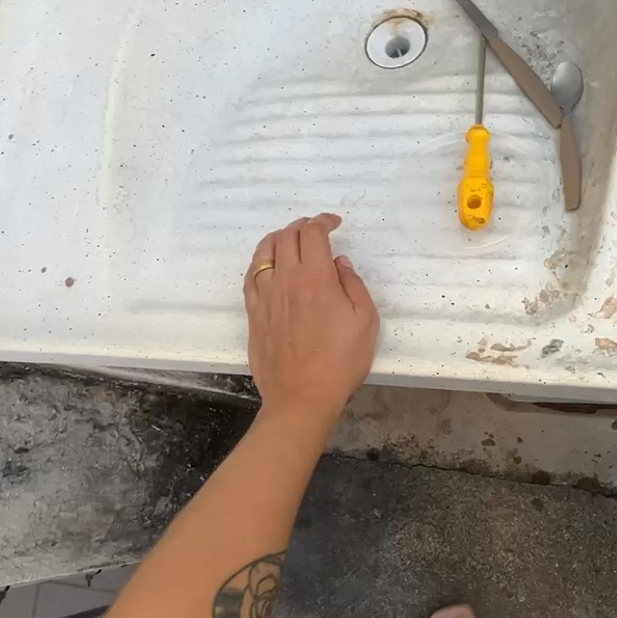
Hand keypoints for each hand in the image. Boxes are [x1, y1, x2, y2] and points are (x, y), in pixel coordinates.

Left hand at [242, 214, 378, 434]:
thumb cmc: (340, 361)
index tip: (334, 223)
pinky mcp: (253, 314)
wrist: (302, 396)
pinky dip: (259, 261)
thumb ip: (353, 285)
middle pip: (287, 237)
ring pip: (264, 252)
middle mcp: (286, 280)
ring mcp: (265, 296)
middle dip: (302, 225)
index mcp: (316, 277)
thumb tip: (339, 264)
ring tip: (289, 239)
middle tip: (315, 229)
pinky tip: (267, 265)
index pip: (313, 233)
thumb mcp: (365, 321)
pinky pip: (250, 276)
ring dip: (278, 238)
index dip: (323, 221)